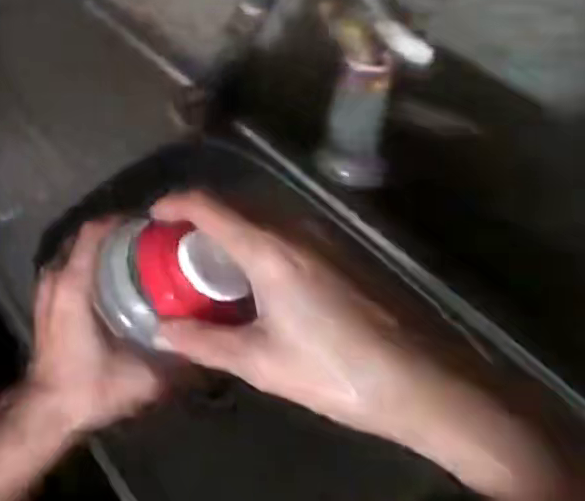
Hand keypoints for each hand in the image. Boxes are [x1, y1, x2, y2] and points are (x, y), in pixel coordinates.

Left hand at [17, 217, 164, 438]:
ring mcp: (45, 286)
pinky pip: (65, 265)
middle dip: (111, 231)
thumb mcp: (140, 378)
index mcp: (73, 283)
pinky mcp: (44, 299)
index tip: (145, 222)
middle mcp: (55, 276)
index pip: (92, 233)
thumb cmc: (89, 385)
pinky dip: (85, 261)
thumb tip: (209, 351)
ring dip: (97, 246)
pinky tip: (109, 277)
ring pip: (72, 250)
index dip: (117, 221)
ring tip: (130, 254)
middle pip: (82, 237)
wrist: (47, 408)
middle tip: (145, 238)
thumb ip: (176, 365)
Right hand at [150, 193, 584, 499]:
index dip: (173, 203)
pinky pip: (279, 222)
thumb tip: (162, 331)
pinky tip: (256, 271)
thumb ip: (207, 343)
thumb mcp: (265, 365)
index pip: (205, 204)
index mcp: (266, 250)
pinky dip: (252, 231)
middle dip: (195, 213)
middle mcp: (289, 228)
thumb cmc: (340, 373)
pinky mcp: (338, 248)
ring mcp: (318, 234)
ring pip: (256, 209)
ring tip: (210, 257)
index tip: (151, 216)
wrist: (433, 385)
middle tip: (175, 243)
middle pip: (228, 200)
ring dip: (226, 221)